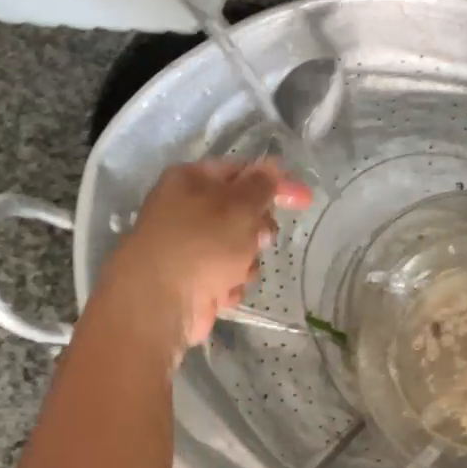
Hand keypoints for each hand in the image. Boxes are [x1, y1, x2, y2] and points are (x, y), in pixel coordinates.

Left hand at [92, 160, 311, 356]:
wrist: (161, 301)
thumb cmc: (201, 245)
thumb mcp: (239, 207)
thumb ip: (261, 186)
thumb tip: (273, 167)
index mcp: (192, 180)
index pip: (243, 171)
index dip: (276, 182)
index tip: (305, 199)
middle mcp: (189, 209)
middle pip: (243, 212)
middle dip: (258, 230)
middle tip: (259, 239)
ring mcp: (192, 246)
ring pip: (241, 248)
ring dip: (247, 261)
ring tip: (234, 270)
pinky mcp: (197, 278)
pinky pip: (230, 276)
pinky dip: (230, 284)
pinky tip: (220, 290)